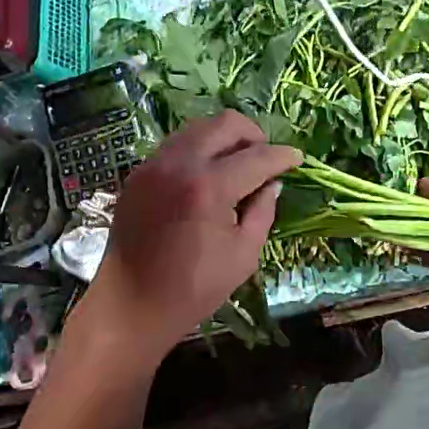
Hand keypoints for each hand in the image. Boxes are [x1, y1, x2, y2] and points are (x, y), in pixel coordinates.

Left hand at [79, 111, 301, 356]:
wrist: (130, 304)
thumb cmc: (193, 289)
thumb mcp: (243, 254)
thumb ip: (262, 211)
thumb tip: (272, 184)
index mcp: (209, 187)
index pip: (257, 157)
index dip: (283, 156)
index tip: (298, 159)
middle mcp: (179, 164)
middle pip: (224, 124)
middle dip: (253, 135)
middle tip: (266, 157)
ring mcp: (153, 166)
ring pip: (197, 129)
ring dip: (224, 139)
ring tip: (238, 163)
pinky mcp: (138, 174)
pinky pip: (176, 147)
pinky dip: (199, 151)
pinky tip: (208, 176)